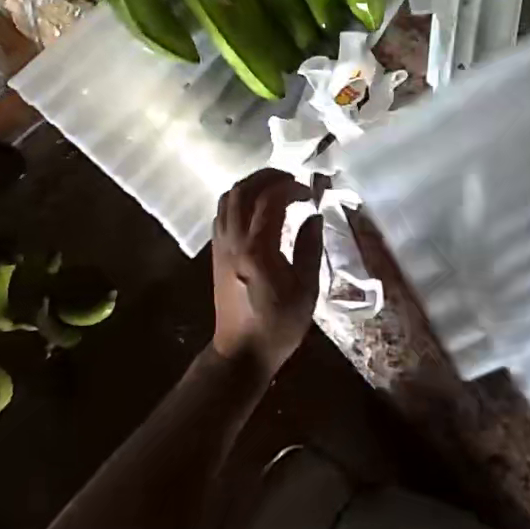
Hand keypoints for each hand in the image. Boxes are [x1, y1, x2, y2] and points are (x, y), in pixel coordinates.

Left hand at [212, 169, 321, 376]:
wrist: (241, 351)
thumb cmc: (279, 325)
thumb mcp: (306, 289)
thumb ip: (310, 248)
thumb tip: (314, 216)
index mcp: (257, 249)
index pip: (269, 200)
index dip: (290, 187)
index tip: (309, 192)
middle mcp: (233, 240)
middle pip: (242, 191)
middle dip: (267, 177)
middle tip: (291, 180)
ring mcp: (220, 245)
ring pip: (227, 199)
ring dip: (250, 186)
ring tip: (275, 189)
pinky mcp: (215, 252)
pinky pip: (222, 213)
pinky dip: (238, 202)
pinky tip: (257, 210)